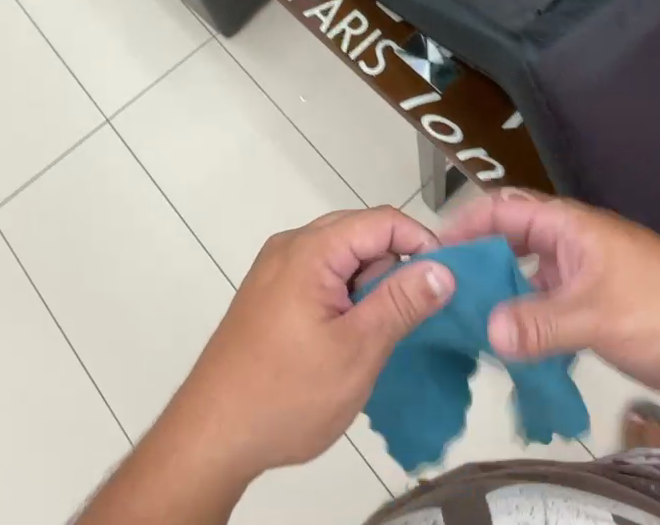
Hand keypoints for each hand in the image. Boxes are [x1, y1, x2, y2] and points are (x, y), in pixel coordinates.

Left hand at [159, 207, 456, 481]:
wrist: (210, 437)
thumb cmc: (286, 394)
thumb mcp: (357, 350)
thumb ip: (402, 302)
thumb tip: (444, 268)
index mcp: (311, 249)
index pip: (382, 221)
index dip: (422, 243)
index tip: (448, 282)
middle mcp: (291, 246)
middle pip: (363, 234)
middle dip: (395, 266)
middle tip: (413, 314)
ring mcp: (277, 269)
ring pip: (344, 257)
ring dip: (371, 285)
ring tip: (377, 334)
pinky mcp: (271, 293)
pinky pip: (323, 275)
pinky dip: (347, 295)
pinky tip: (350, 335)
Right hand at [441, 190, 659, 392]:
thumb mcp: (597, 313)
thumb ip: (541, 323)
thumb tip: (487, 331)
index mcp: (567, 226)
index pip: (503, 209)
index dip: (466, 223)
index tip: (432, 249)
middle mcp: (565, 245)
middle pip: (507, 243)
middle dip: (474, 262)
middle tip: (437, 290)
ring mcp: (575, 278)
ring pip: (521, 279)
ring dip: (495, 296)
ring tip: (457, 320)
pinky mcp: (585, 309)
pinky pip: (539, 309)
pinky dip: (519, 323)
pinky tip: (498, 347)